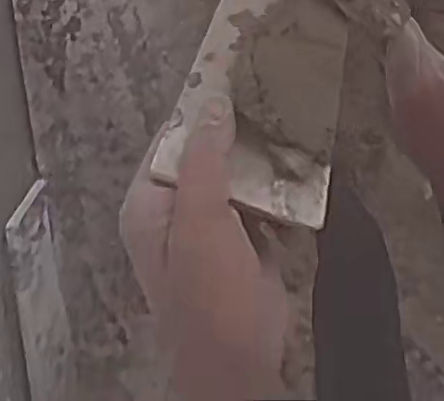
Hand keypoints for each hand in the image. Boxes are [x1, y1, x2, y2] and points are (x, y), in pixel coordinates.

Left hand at [121, 100, 287, 400]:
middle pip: (203, 152)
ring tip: (285, 121)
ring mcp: (206, 222)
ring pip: (232, 172)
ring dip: (258, 155)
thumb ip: (205, 160)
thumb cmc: (209, 294)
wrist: (241, 365)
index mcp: (148, 201)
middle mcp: (172, 206)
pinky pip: (252, 195)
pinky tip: (294, 166)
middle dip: (235, 131)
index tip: (231, 78)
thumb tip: (213, 105)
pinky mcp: (237, 235)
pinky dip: (271, 184)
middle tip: (267, 96)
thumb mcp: (202, 221)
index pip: (170, 138)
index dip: (199, 109)